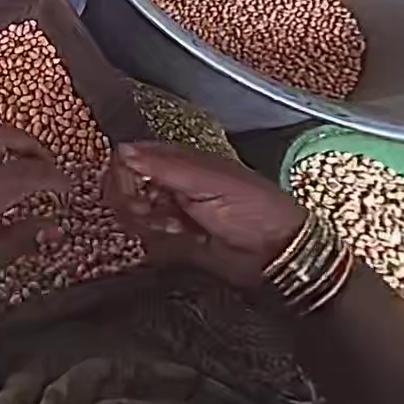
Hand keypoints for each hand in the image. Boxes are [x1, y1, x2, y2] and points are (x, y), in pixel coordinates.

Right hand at [102, 142, 305, 287]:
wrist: (281, 253)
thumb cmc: (252, 208)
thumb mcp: (209, 182)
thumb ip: (164, 167)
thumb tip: (121, 150)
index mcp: (176, 158)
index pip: (128, 157)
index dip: (123, 174)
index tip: (134, 192)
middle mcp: (166, 179)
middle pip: (123, 183)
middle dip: (130, 199)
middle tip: (149, 211)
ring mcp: (167, 206)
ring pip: (129, 208)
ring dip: (145, 219)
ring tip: (174, 226)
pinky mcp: (171, 234)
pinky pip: (143, 231)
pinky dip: (154, 235)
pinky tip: (179, 235)